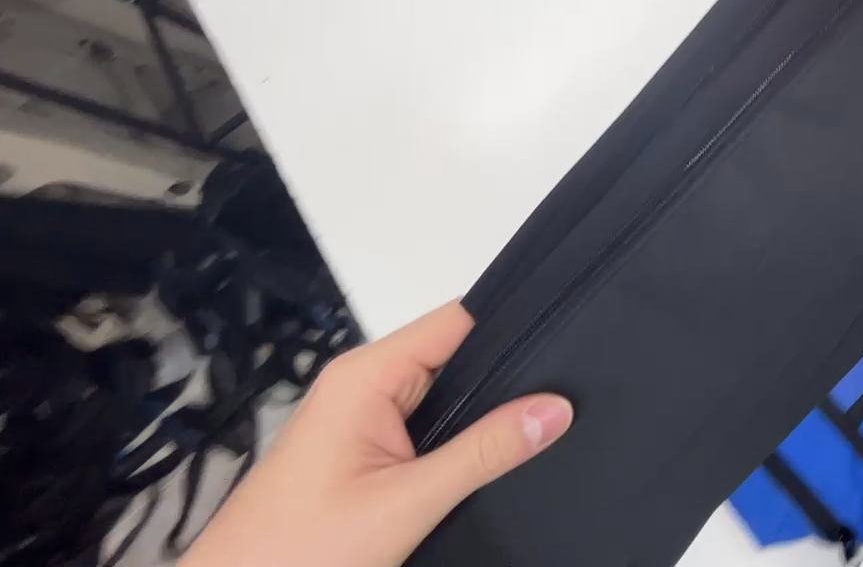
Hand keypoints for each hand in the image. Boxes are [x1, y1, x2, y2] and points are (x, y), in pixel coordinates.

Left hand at [181, 303, 571, 566]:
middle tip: (567, 387)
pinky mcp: (361, 448)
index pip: (460, 320)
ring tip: (544, 416)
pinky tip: (496, 447)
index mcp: (368, 374)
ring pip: (446, 389)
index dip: (515, 324)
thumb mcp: (405, 506)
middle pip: (458, 351)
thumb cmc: (295, 559)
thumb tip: (558, 409)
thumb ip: (486, 452)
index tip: (568, 337)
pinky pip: (429, 420)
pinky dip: (462, 432)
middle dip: (508, 371)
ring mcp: (361, 416)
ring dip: (485, 406)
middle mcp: (364, 382)